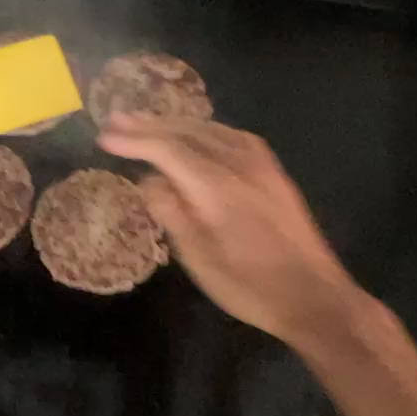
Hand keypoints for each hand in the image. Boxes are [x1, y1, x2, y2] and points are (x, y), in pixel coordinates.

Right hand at [98, 113, 363, 343]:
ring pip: (211, 130)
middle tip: (115, 120)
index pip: (167, 150)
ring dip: (175, 124)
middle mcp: (240, 164)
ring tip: (146, 123)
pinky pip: (232, 137)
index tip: (104, 137)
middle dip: (149, 125)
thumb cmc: (248, 286)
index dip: (134, 141)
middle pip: (188, 132)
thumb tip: (148, 180)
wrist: (312, 296)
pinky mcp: (273, 173)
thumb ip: (172, 212)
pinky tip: (196, 134)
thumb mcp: (199, 258)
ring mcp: (261, 165)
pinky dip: (204, 130)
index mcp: (217, 186)